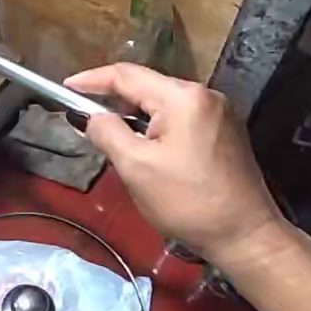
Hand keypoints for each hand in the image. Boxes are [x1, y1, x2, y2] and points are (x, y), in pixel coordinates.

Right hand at [65, 63, 288, 264]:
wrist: (245, 235)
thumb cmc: (186, 201)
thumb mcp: (135, 167)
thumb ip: (107, 133)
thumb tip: (90, 116)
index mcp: (183, 98)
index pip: (127, 75)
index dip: (92, 79)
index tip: (65, 87)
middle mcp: (204, 96)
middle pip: (146, 85)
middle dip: (111, 97)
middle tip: (81, 112)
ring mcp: (217, 113)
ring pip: (161, 102)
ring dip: (131, 112)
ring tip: (106, 129)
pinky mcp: (222, 131)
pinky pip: (177, 116)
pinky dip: (152, 123)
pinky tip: (139, 142)